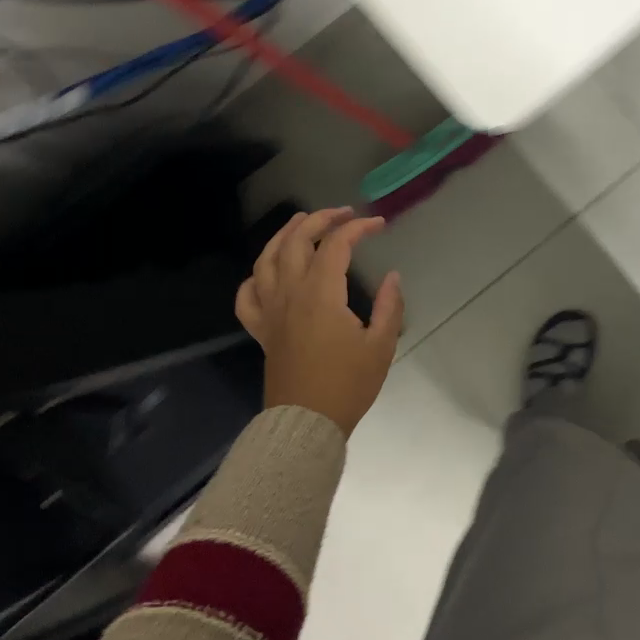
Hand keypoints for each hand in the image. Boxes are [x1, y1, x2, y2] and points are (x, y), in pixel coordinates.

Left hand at [235, 208, 404, 437]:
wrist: (306, 425)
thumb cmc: (347, 385)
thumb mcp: (381, 346)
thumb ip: (389, 307)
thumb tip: (393, 277)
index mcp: (320, 295)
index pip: (336, 245)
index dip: (358, 228)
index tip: (379, 225)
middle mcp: (290, 295)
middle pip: (296, 242)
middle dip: (319, 220)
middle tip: (342, 213)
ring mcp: (270, 312)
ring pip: (266, 261)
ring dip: (283, 236)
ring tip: (300, 223)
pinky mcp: (262, 331)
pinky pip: (247, 297)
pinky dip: (254, 278)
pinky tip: (268, 272)